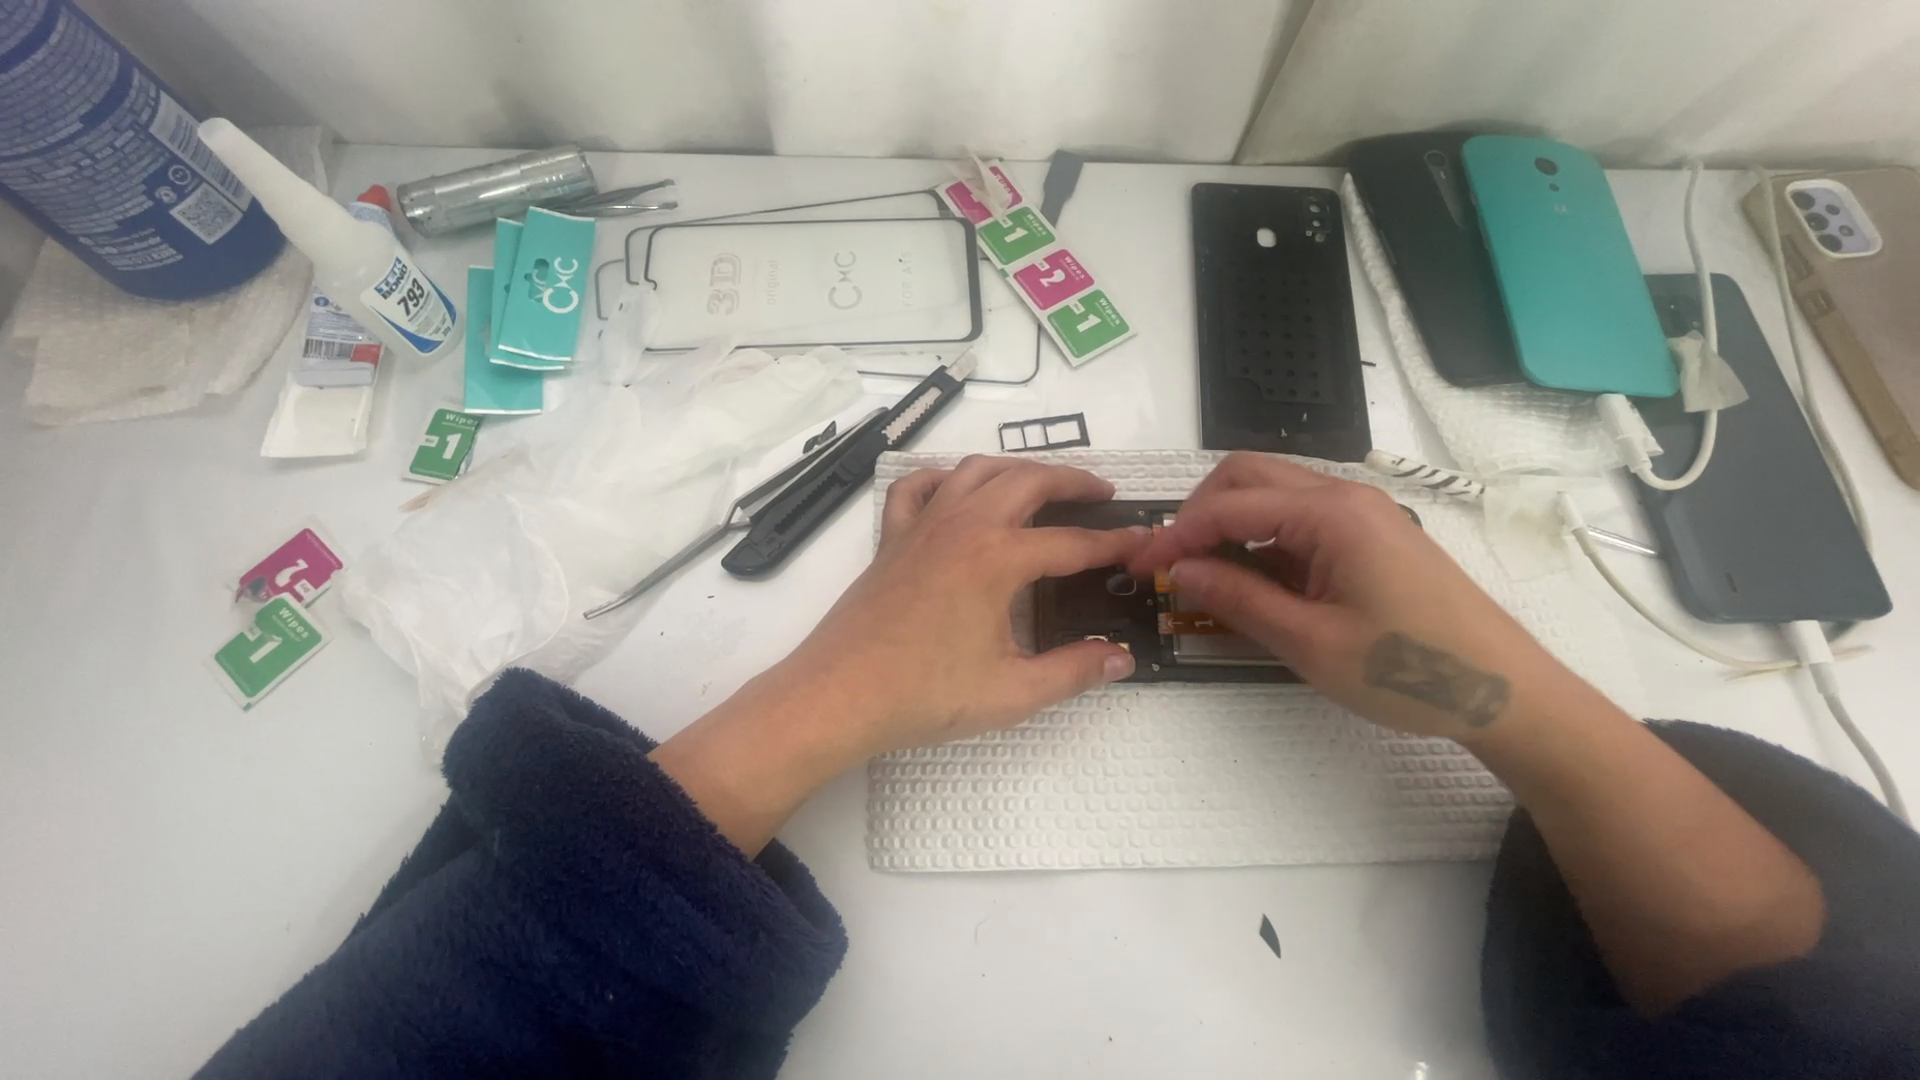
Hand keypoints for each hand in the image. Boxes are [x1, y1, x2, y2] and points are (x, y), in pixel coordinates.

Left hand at [653, 456, 1145, 854]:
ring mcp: (922, 525)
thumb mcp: (1011, 692)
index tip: (1142, 543)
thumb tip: (1121, 658)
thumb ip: (1073, 671)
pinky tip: (957, 491)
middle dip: (1073, 480)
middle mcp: (963, 526)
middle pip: (1028, 480)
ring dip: (1016, 469)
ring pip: (976, 470)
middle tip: (1103, 493)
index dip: (1114, 542)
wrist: (838, 695)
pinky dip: (944, 478)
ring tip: (1042, 485)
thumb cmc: (924, 696)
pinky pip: (918, 487)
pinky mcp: (891, 538)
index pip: (1073, 542)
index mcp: (998, 559)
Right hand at [1130, 453, 1564, 740]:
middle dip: (1198, 513)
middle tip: (1171, 562)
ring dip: (1229, 524)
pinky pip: (1299, 520)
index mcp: (1331, 514)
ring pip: (1273, 494)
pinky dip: (1262, 540)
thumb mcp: (1309, 642)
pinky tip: (1253, 581)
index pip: (1229, 506)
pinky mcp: (1371, 537)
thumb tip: (1182, 572)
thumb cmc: (1409, 672)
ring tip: (1206, 575)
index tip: (1141, 567)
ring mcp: (1362, 515)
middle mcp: (1345, 497)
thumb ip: (1237, 599)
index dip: (1177, 535)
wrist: (1507, 694)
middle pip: (1248, 476)